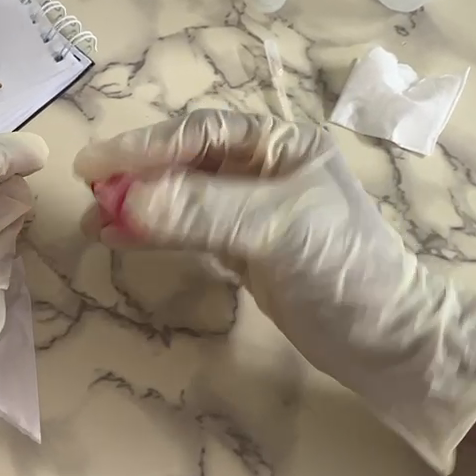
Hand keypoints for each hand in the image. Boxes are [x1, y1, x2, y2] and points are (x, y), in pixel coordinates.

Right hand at [74, 109, 475, 472]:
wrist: (388, 342)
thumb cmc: (345, 270)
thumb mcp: (277, 229)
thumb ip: (202, 210)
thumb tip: (125, 202)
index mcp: (278, 143)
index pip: (199, 133)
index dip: (144, 146)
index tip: (94, 165)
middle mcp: (259, 167)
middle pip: (182, 160)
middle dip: (135, 175)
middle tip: (87, 191)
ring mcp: (247, 208)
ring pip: (178, 196)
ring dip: (135, 206)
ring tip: (91, 220)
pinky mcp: (238, 246)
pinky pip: (183, 229)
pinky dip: (151, 233)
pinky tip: (118, 238)